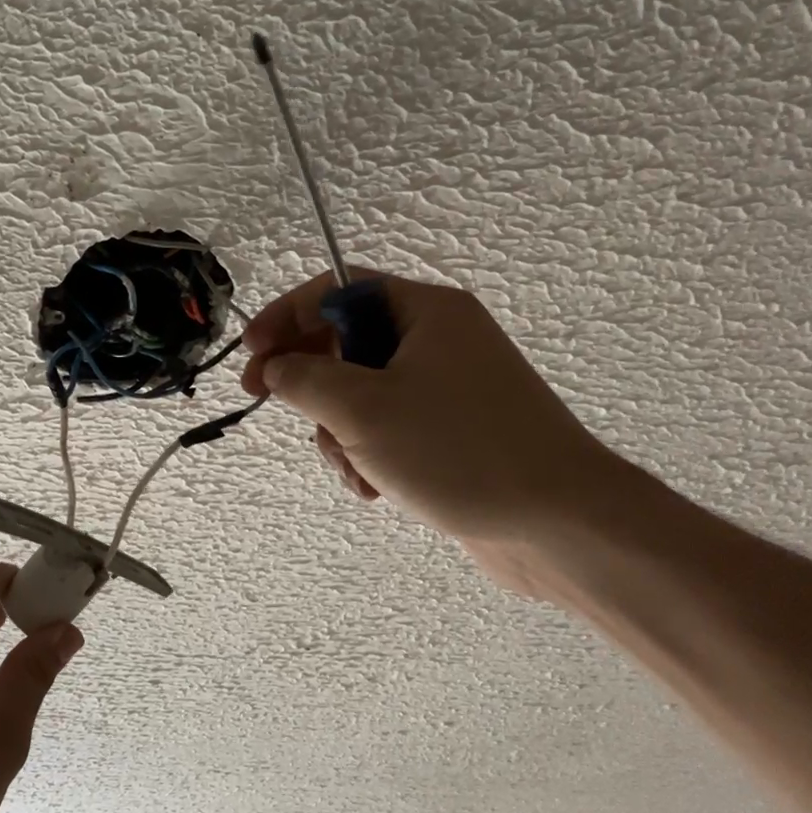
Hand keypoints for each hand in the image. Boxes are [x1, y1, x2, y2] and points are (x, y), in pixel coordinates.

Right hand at [240, 269, 619, 584]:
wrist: (560, 523)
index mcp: (425, 312)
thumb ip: (302, 378)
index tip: (251, 353)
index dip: (286, 315)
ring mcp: (447, 387)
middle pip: (344, 342)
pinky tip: (373, 488)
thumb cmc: (457, 449)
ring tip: (351, 468)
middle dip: (309, 382)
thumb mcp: (361, 408)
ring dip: (337, 430)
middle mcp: (438, 340)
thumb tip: (277, 369)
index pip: (337, 289)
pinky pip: (387, 426)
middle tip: (270, 403)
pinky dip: (367, 453)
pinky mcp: (451, 431)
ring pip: (360, 392)